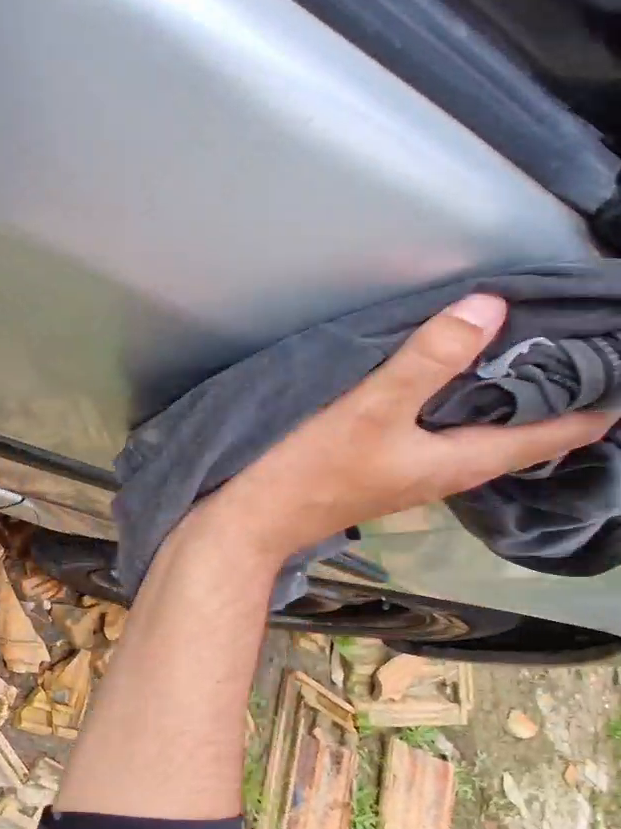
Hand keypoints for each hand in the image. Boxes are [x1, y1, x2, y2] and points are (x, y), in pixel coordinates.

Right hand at [198, 293, 617, 561]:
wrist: (244, 523)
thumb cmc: (308, 473)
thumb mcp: (367, 412)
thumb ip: (426, 361)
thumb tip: (491, 305)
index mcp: (467, 459)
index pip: (570, 428)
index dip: (602, 392)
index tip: (610, 349)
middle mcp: (452, 469)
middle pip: (529, 429)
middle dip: (552, 386)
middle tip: (561, 333)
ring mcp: (413, 473)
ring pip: (483, 430)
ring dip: (499, 396)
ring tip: (504, 348)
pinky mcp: (378, 470)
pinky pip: (439, 431)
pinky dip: (453, 405)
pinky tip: (433, 384)